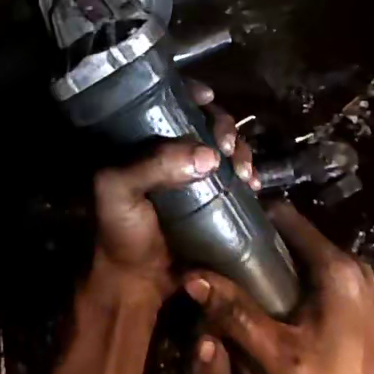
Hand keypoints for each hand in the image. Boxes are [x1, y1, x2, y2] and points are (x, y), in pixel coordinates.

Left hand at [88, 80, 258, 298]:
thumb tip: (210, 156)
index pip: (167, 99)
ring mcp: (192, 170)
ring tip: (243, 172)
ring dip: (240, 150)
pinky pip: (234, 173)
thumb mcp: (120, 190)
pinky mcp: (212, 194)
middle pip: (203, 118)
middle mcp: (169, 147)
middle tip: (228, 146)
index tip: (208, 98)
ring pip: (223, 144)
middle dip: (222, 125)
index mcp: (141, 137)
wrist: (135, 283)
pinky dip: (247, 172)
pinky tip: (253, 184)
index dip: (190, 90)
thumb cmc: (119, 229)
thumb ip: (155, 166)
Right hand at [184, 202, 373, 373]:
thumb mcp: (279, 358)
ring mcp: (358, 282)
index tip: (220, 227)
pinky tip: (269, 303)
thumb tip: (193, 278)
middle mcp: (351, 263)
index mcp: (335, 265)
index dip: (249, 216)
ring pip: (303, 255)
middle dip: (258, 245)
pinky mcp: (358, 300)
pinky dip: (291, 280)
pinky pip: (316, 274)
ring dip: (273, 264)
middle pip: (292, 235)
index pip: (283, 214)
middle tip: (223, 259)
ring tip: (239, 279)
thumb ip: (236, 315)